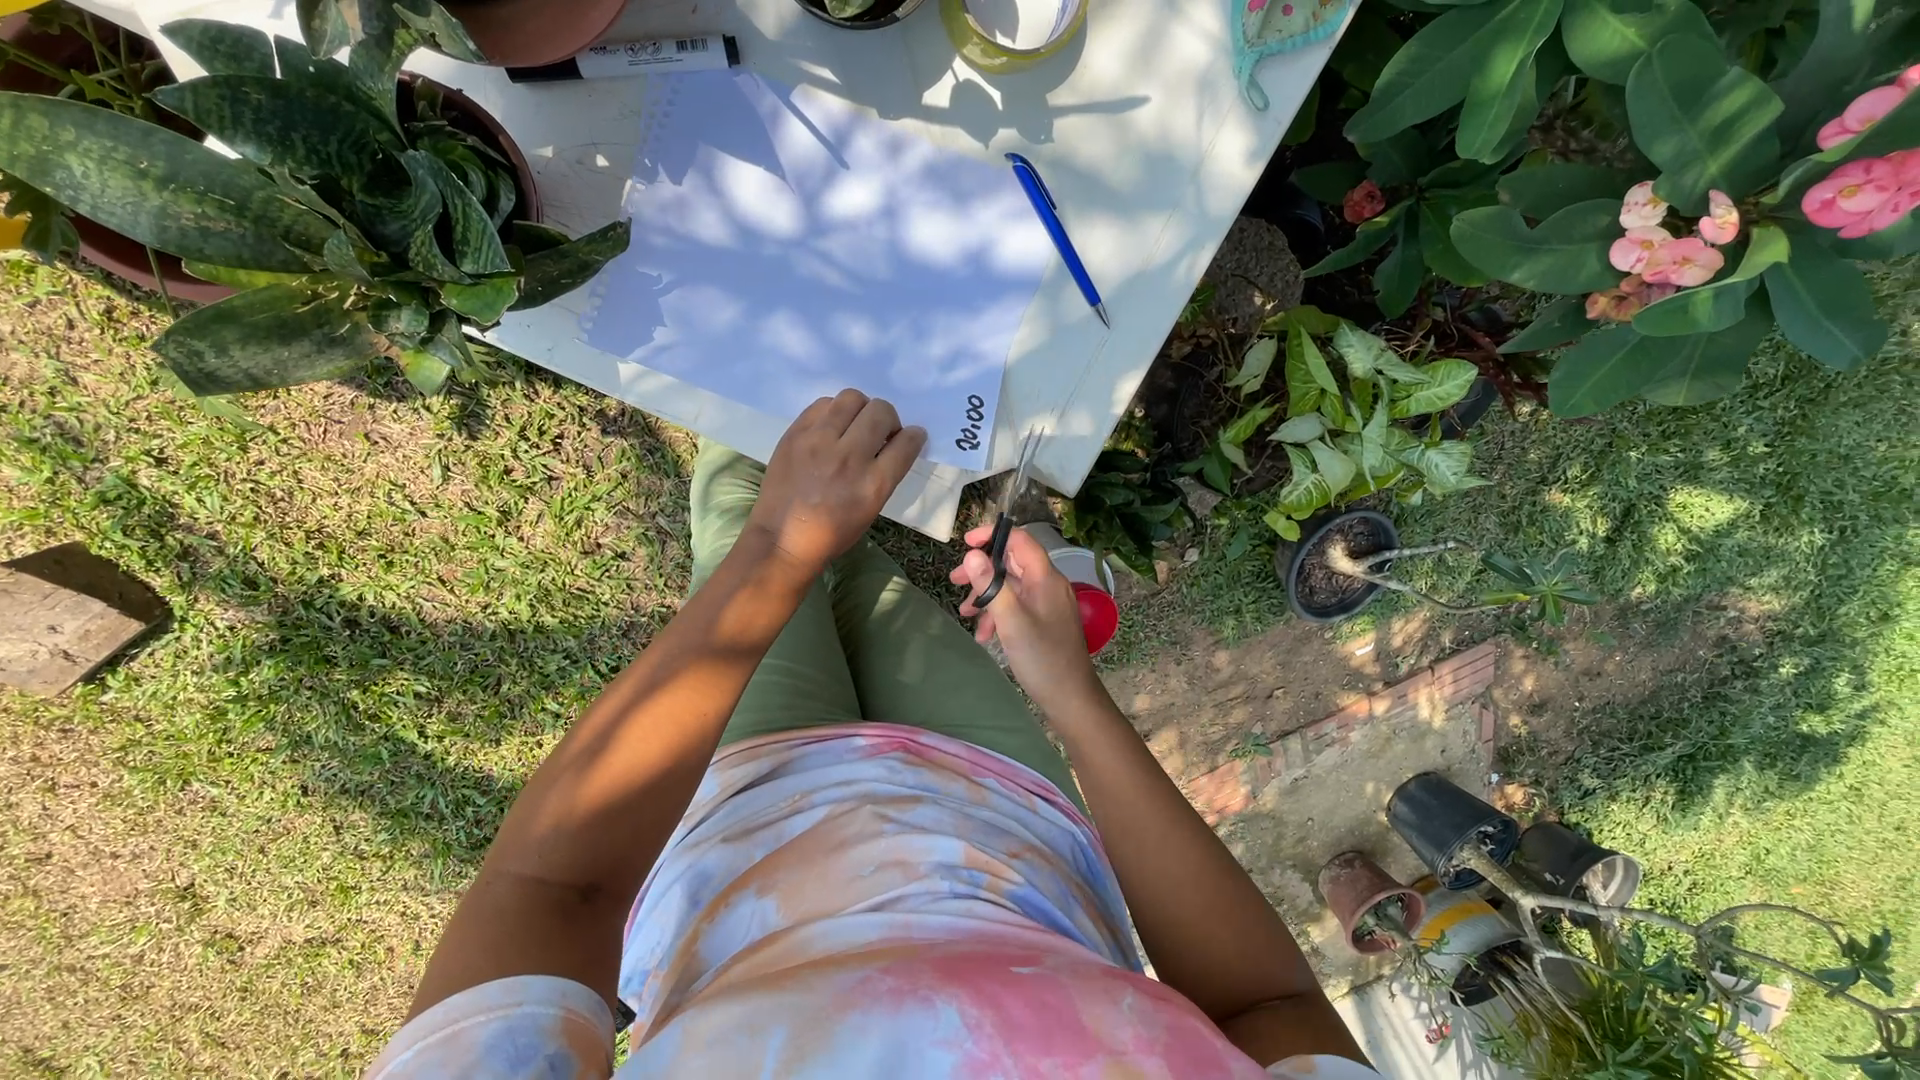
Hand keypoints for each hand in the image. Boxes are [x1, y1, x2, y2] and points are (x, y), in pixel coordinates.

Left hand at [746, 389, 925, 576]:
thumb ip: (886, 474)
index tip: (911, 436)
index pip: (906, 443)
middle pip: (881, 412)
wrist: (783, 539)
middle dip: (888, 419)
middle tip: (880, 432)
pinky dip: (834, 411)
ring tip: (854, 424)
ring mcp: (819, 442)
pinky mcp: (795, 434)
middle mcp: (849, 457)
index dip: (915, 436)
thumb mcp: (871, 508)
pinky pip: (823, 404)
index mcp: (873, 484)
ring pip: (852, 398)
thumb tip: (894, 444)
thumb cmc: (832, 532)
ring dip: (861, 409)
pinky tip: (831, 427)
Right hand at [950, 524, 1100, 712]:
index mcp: (1046, 579)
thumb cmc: (1042, 659)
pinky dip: (999, 613)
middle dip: (982, 571)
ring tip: (966, 614)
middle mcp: (1049, 585)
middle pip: (1012, 563)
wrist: (1070, 698)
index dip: (992, 536)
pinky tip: (985, 635)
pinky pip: (1018, 605)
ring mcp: (1048, 603)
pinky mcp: (1045, 620)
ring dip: (987, 596)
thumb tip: (972, 554)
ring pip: (1012, 586)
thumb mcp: (1011, 621)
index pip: (1020, 541)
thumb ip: (991, 586)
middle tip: (955, 581)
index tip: (965, 543)